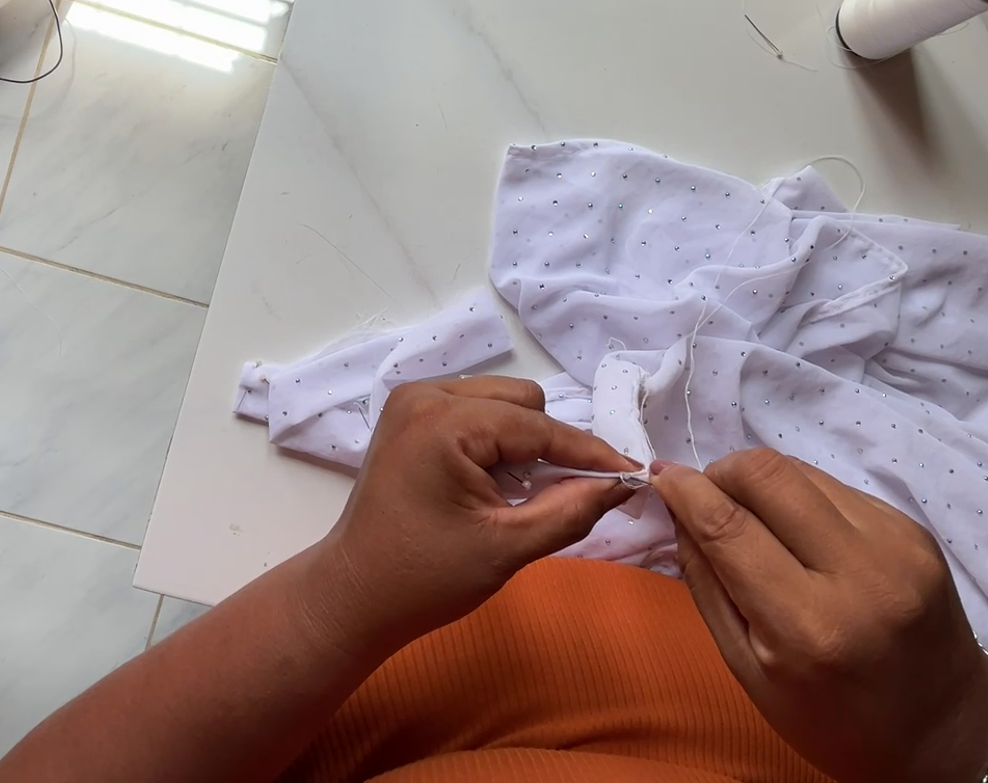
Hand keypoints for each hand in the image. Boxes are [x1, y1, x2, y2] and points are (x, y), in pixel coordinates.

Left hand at [305, 377, 636, 653]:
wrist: (355, 594)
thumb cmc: (425, 578)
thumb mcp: (507, 549)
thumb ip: (570, 511)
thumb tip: (620, 484)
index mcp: (445, 422)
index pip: (538, 427)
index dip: (589, 453)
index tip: (632, 473)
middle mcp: (426, 394)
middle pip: (522, 400)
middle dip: (548, 447)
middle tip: (552, 497)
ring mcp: (414, 398)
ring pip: (501, 400)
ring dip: (522, 441)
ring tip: (512, 493)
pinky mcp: (410, 412)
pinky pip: (476, 408)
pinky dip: (496, 439)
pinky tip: (488, 480)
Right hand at [653, 450, 987, 782]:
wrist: (951, 732)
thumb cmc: (833, 719)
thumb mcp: (748, 670)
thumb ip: (706, 583)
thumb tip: (677, 507)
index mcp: (810, 627)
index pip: (728, 526)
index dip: (684, 490)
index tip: (660, 476)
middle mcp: (860, 573)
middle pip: (765, 472)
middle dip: (720, 472)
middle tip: (708, 499)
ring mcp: (895, 542)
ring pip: (796, 468)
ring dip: (758, 481)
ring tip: (755, 521)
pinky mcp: (910, 526)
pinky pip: (829, 483)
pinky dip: (796, 495)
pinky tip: (800, 533)